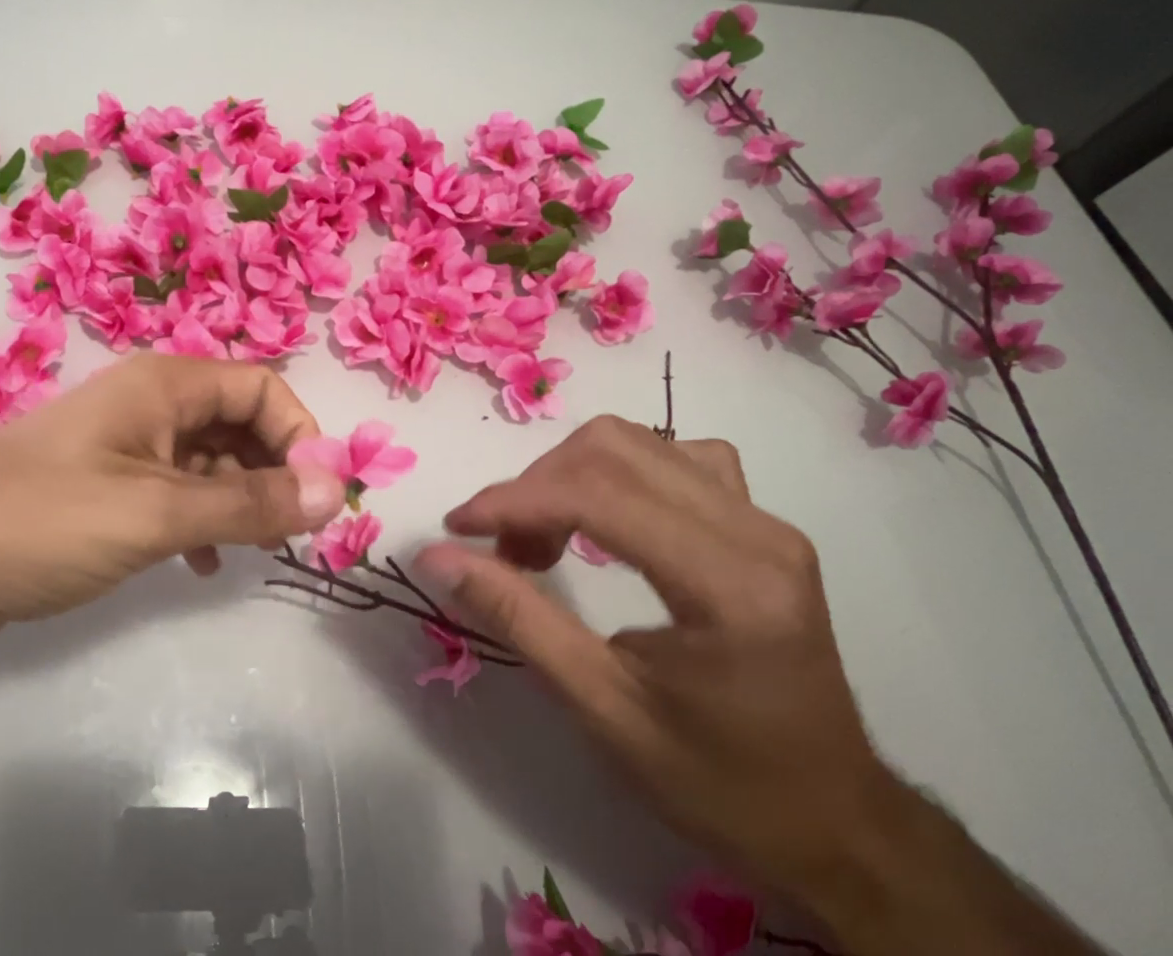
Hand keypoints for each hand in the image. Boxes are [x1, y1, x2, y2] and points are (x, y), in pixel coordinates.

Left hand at [0, 354, 344, 633]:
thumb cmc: (41, 523)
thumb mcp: (156, 514)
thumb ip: (248, 503)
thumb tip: (339, 490)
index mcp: (161, 386)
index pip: (262, 388)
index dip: (302, 439)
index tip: (319, 503)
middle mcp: (144, 405)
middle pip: (239, 422)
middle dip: (273, 474)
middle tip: (291, 536)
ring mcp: (118, 448)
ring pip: (207, 462)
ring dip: (239, 503)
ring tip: (250, 554)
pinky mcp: (99, 490)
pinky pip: (172, 494)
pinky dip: (198, 523)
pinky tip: (201, 566)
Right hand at [414, 416, 892, 900]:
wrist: (829, 820)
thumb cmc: (716, 782)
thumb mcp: (601, 708)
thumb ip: (517, 618)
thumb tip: (436, 556)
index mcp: (728, 584)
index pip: (598, 496)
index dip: (512, 501)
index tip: (454, 531)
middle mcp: (758, 533)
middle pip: (617, 449)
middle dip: (537, 487)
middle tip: (503, 553)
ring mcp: (768, 525)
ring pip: (644, 446)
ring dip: (572, 477)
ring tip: (546, 542)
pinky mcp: (764, 531)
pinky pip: (677, 464)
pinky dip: (617, 480)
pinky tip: (604, 527)